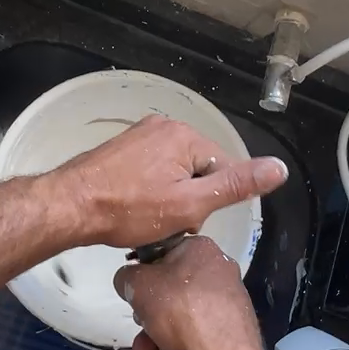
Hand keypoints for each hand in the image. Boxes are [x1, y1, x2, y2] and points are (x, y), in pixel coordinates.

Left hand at [47, 114, 287, 250]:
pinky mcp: (122, 147)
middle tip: (166, 223)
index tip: (188, 220)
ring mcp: (140, 134)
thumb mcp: (190, 204)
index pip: (223, 169)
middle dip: (189, 199)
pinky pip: (152, 169)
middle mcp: (164, 126)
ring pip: (175, 172)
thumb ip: (235, 185)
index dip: (210, 200)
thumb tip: (279, 168)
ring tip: (148, 219)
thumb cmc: (128, 209)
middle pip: (198, 169)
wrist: (69, 207)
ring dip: (169, 197)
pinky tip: (134, 209)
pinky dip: (150, 190)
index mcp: (185, 135)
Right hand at [114, 236, 265, 349]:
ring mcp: (227, 301)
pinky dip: (174, 348)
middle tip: (138, 328)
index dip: (143, 273)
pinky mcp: (231, 330)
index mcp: (200, 248)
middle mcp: (218, 270)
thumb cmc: (180, 309)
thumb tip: (129, 280)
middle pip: (170, 290)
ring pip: (181, 316)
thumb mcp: (138, 285)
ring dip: (155, 337)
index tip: (134, 293)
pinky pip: (195, 334)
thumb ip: (126, 277)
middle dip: (147, 315)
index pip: (163, 253)